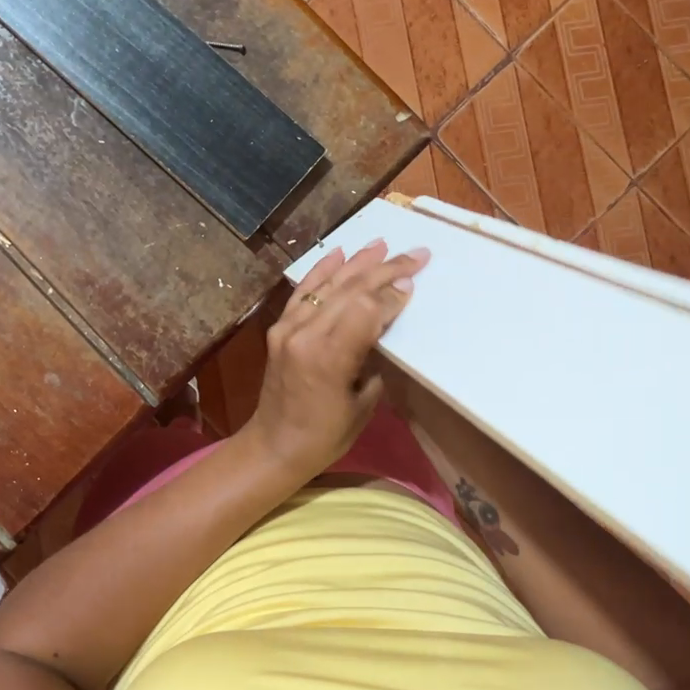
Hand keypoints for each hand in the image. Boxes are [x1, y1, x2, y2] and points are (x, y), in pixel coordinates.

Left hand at [242, 239, 429, 476]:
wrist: (274, 445)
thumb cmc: (326, 435)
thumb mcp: (362, 403)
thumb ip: (372, 357)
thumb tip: (385, 321)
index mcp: (328, 357)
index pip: (366, 309)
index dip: (391, 294)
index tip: (414, 282)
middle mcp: (305, 334)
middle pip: (349, 290)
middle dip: (384, 270)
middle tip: (414, 254)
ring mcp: (287, 328)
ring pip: (327, 285)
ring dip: (356, 263)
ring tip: (382, 244)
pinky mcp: (279, 328)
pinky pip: (302, 292)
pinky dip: (321, 270)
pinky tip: (339, 253)